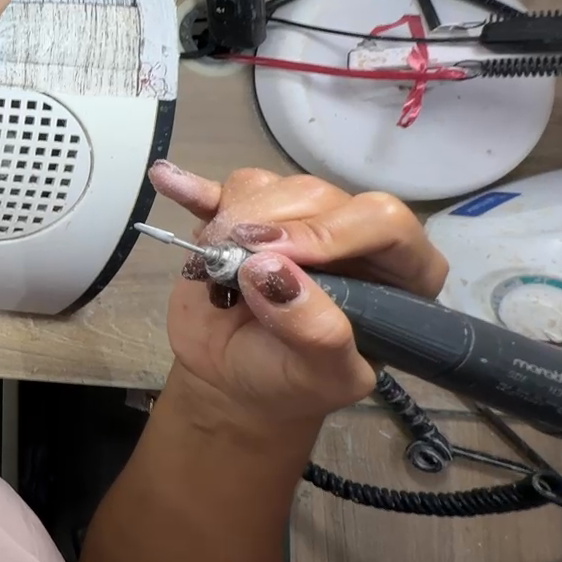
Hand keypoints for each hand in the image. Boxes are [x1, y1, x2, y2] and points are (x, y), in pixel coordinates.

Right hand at [147, 162, 449, 429]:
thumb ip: (315, 330)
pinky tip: (167, 180)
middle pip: (314, 196)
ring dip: (228, 218)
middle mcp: (347, 237)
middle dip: (264, 225)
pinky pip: (215, 190)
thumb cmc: (288, 380)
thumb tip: (267, 268)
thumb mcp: (321, 375)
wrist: (232, 377)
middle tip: (228, 262)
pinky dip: (190, 185)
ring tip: (208, 261)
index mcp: (394, 272)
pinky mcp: (232, 221)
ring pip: (264, 187)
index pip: (380, 222)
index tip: (271, 255)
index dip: (327, 230)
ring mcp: (286, 225)